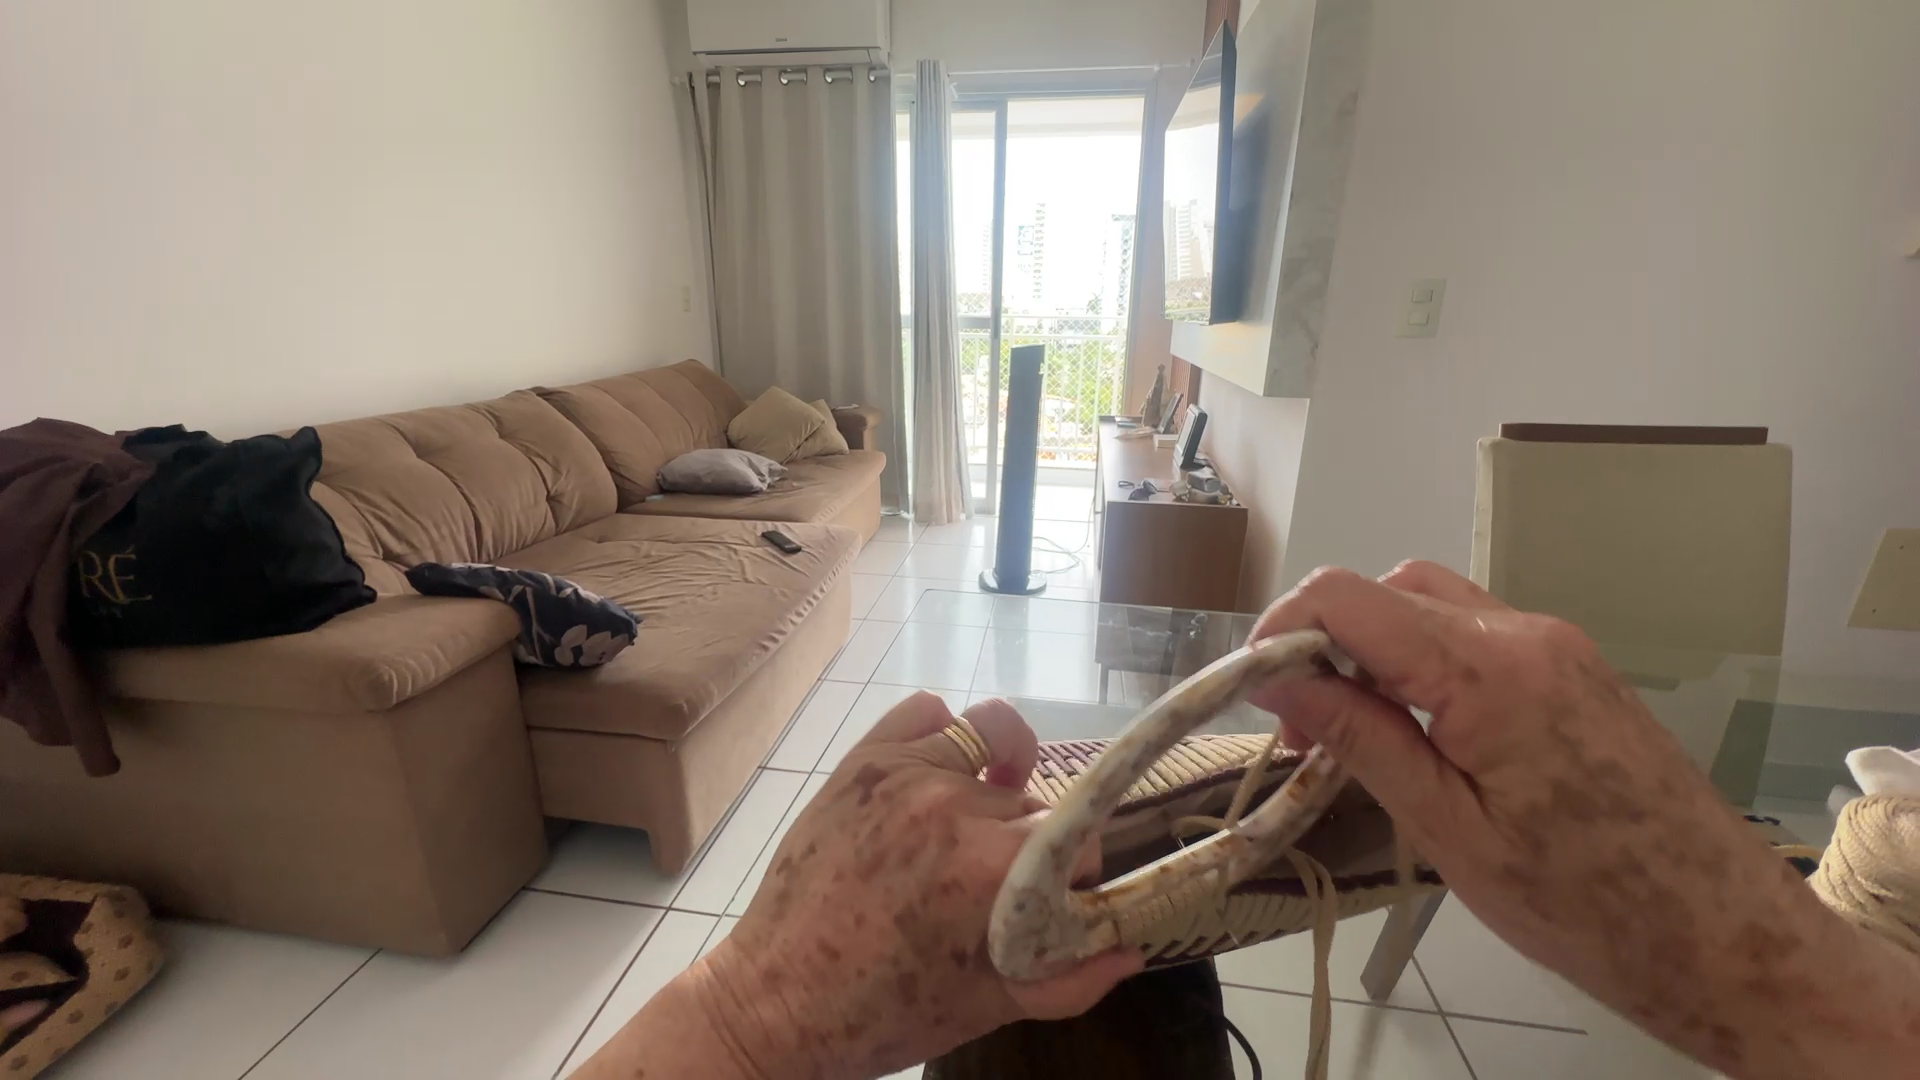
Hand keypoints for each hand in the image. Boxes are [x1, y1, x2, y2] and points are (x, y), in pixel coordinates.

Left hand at [575, 692, 1141, 1079]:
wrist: (777, 993)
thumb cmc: (884, 1008)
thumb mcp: (987, 1007)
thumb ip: (1070, 978)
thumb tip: (1132, 945)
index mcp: (989, 868)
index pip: (1079, 836)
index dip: (1076, 869)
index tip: (1052, 894)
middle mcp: (953, 804)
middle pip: (1032, 800)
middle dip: (1028, 838)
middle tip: (992, 879)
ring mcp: (905, 770)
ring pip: (992, 747)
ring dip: (996, 779)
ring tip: (975, 811)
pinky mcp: (866, 756)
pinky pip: (929, 710)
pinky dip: (945, 731)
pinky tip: (938, 770)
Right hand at [1248, 562, 1919, 1079]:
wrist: (1735, 947)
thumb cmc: (1585, 906)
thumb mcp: (1445, 827)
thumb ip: (1356, 736)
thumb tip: (1273, 679)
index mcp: (1489, 671)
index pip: (1346, 597)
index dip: (1281, 628)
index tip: (1255, 688)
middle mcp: (1521, 633)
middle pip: (1379, 587)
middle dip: (1319, 641)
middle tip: (1301, 721)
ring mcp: (1549, 643)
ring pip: (1417, 598)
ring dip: (1362, 646)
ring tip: (1348, 723)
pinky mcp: (1561, 663)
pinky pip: (1458, 629)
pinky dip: (1407, 657)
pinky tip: (1406, 721)